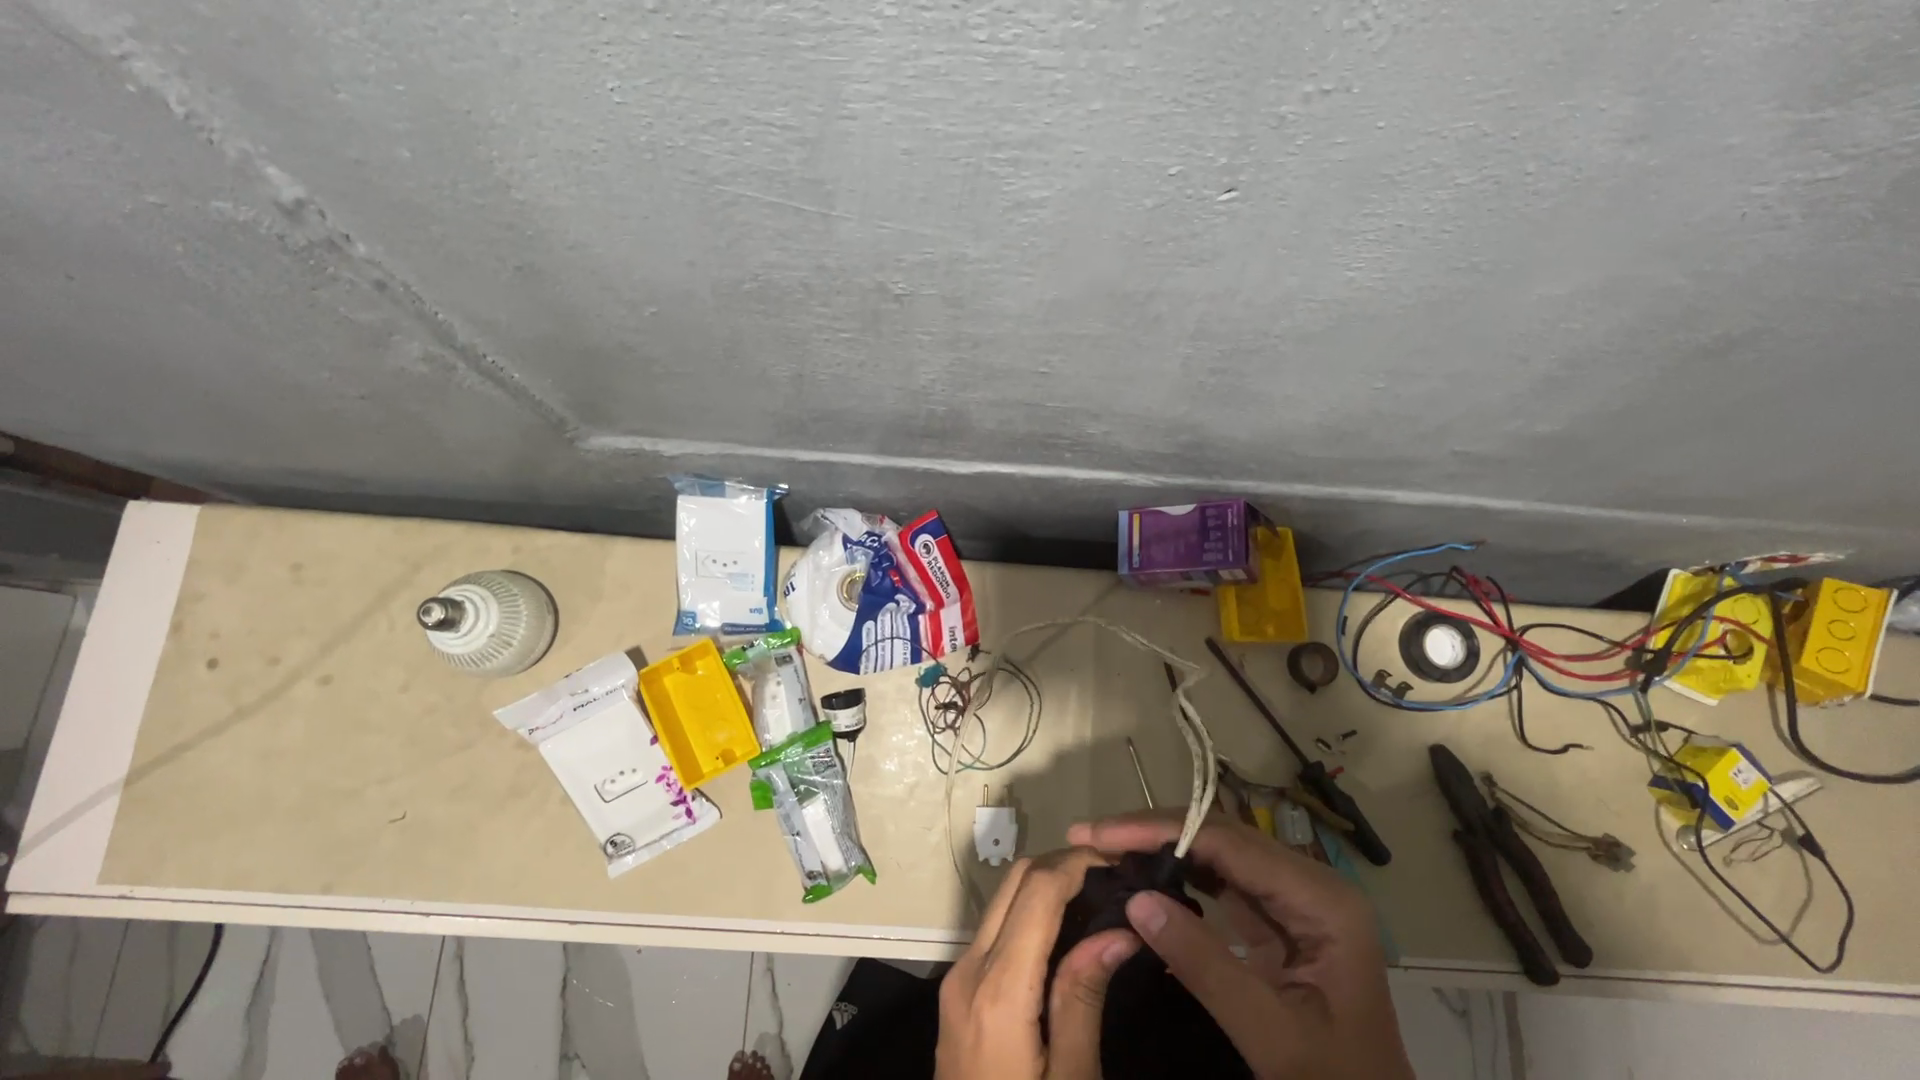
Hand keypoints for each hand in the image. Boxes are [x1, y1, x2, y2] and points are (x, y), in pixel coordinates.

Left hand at [935, 848, 1141, 1079]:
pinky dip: (1029, 913)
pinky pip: (994, 931)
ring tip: (1098, 897)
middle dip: (1062, 864)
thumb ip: (1084, 997)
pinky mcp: (956, 993)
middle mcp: (968, 968)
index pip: (1037, 891)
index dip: (1077, 863)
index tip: (1120, 862)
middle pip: (1013, 882)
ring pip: (1001, 901)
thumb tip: (1117, 929)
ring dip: (1045, 885)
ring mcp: (956, 979)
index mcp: (998, 987)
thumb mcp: (1072, 1079)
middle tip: (1113, 876)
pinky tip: (1066, 931)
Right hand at [1068, 811, 1412, 1079]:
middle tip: (1090, 836)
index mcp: (1322, 901)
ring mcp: (1298, 901)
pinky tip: (1145, 875)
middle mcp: (1312, 885)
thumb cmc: (1331, 1079)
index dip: (1160, 831)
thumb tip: (1136, 899)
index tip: (1099, 834)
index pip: (1229, 844)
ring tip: (1108, 848)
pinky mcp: (1281, 921)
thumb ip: (1204, 965)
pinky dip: (1180, 874)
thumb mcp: (1268, 1033)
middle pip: (1224, 837)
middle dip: (1154, 831)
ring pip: (1220, 853)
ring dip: (1163, 847)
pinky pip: (1224, 882)